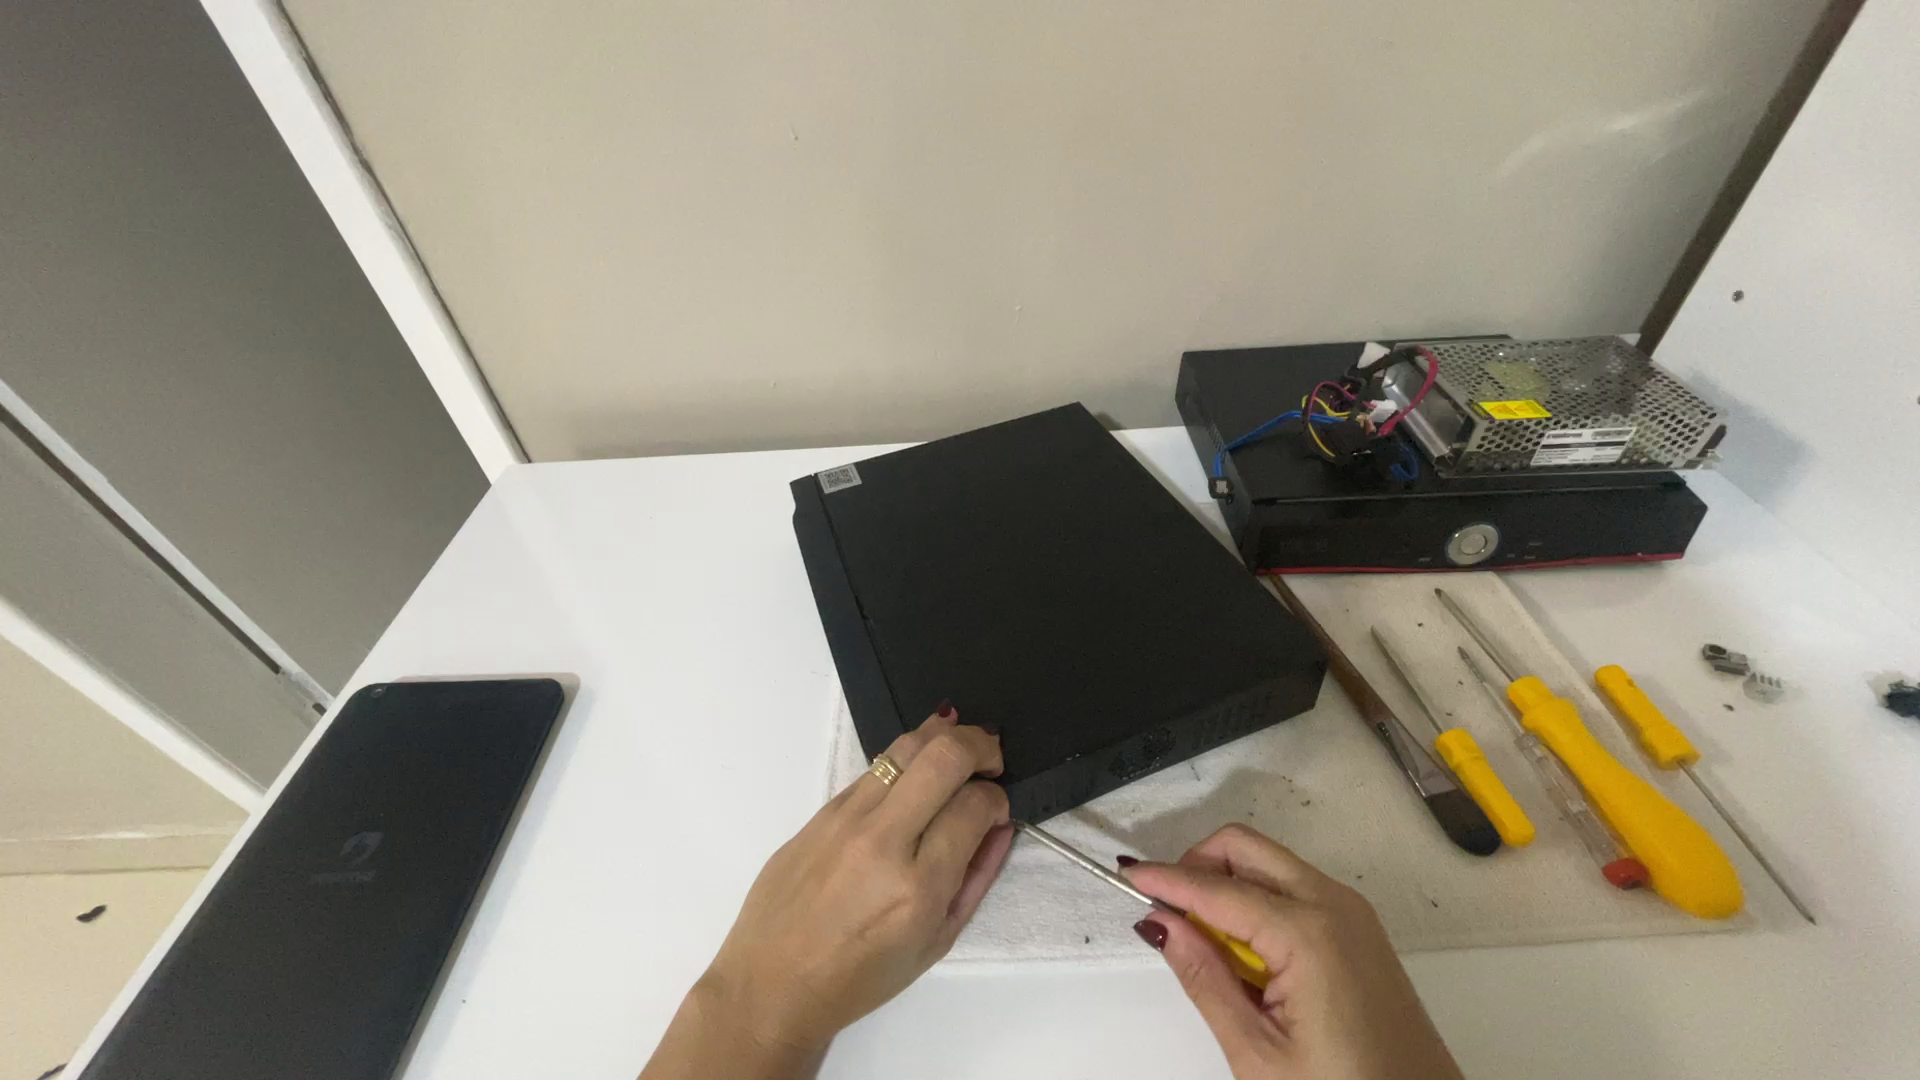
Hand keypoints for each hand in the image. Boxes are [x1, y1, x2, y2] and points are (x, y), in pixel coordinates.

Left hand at [641, 706, 1012, 1078]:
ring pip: (907, 746)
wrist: (772, 982)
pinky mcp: (822, 809)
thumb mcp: (935, 943)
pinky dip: (909, 755)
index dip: (998, 798)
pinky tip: (925, 757)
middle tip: (993, 757)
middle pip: (944, 758)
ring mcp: (846, 819)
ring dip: (946, 734)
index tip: (998, 807)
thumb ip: (975, 878)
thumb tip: (999, 825)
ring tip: (964, 742)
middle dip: (981, 746)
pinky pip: (875, 767)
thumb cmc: (860, 977)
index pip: (974, 807)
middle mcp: (882, 841)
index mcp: (917, 888)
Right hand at [1124, 824, 1462, 1079]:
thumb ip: (1203, 977)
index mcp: (1306, 933)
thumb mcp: (1258, 1054)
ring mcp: (1349, 908)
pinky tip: (1245, 947)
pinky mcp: (1357, 923)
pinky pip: (1290, 883)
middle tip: (1170, 910)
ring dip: (1225, 878)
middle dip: (1197, 863)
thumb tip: (1158, 921)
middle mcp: (1331, 902)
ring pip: (1266, 859)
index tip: (1125, 872)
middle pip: (1243, 846)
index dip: (1166, 878)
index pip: (1216, 888)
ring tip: (1205, 938)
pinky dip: (1254, 894)